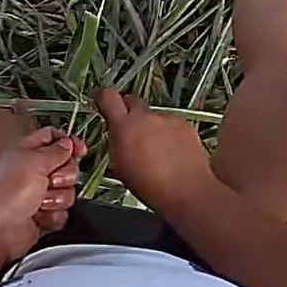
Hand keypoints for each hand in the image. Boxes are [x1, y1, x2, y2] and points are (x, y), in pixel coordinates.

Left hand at [0, 127, 82, 264]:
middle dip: (64, 175)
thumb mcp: (34, 161)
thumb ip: (56, 150)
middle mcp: (33, 171)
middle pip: (66, 166)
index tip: (80, 149)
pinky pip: (63, 212)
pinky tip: (38, 216)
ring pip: (67, 191)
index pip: (53, 138)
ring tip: (39, 201)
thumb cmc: (5, 191)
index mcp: (28, 150)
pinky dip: (53, 215)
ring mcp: (38, 194)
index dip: (69, 142)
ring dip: (57, 198)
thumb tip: (68, 143)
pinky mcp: (42, 215)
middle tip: (49, 180)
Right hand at [93, 89, 217, 209]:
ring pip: (152, 114)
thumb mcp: (119, 165)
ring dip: (150, 125)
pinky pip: (170, 122)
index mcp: (124, 126)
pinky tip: (171, 151)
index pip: (108, 97)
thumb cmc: (150, 185)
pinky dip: (168, 132)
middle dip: (128, 111)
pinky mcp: (183, 124)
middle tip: (129, 128)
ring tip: (156, 149)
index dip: (102, 95)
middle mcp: (145, 117)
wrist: (187, 191)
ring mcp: (166, 118)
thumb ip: (115, 141)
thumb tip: (116, 133)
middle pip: (131, 101)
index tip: (100, 97)